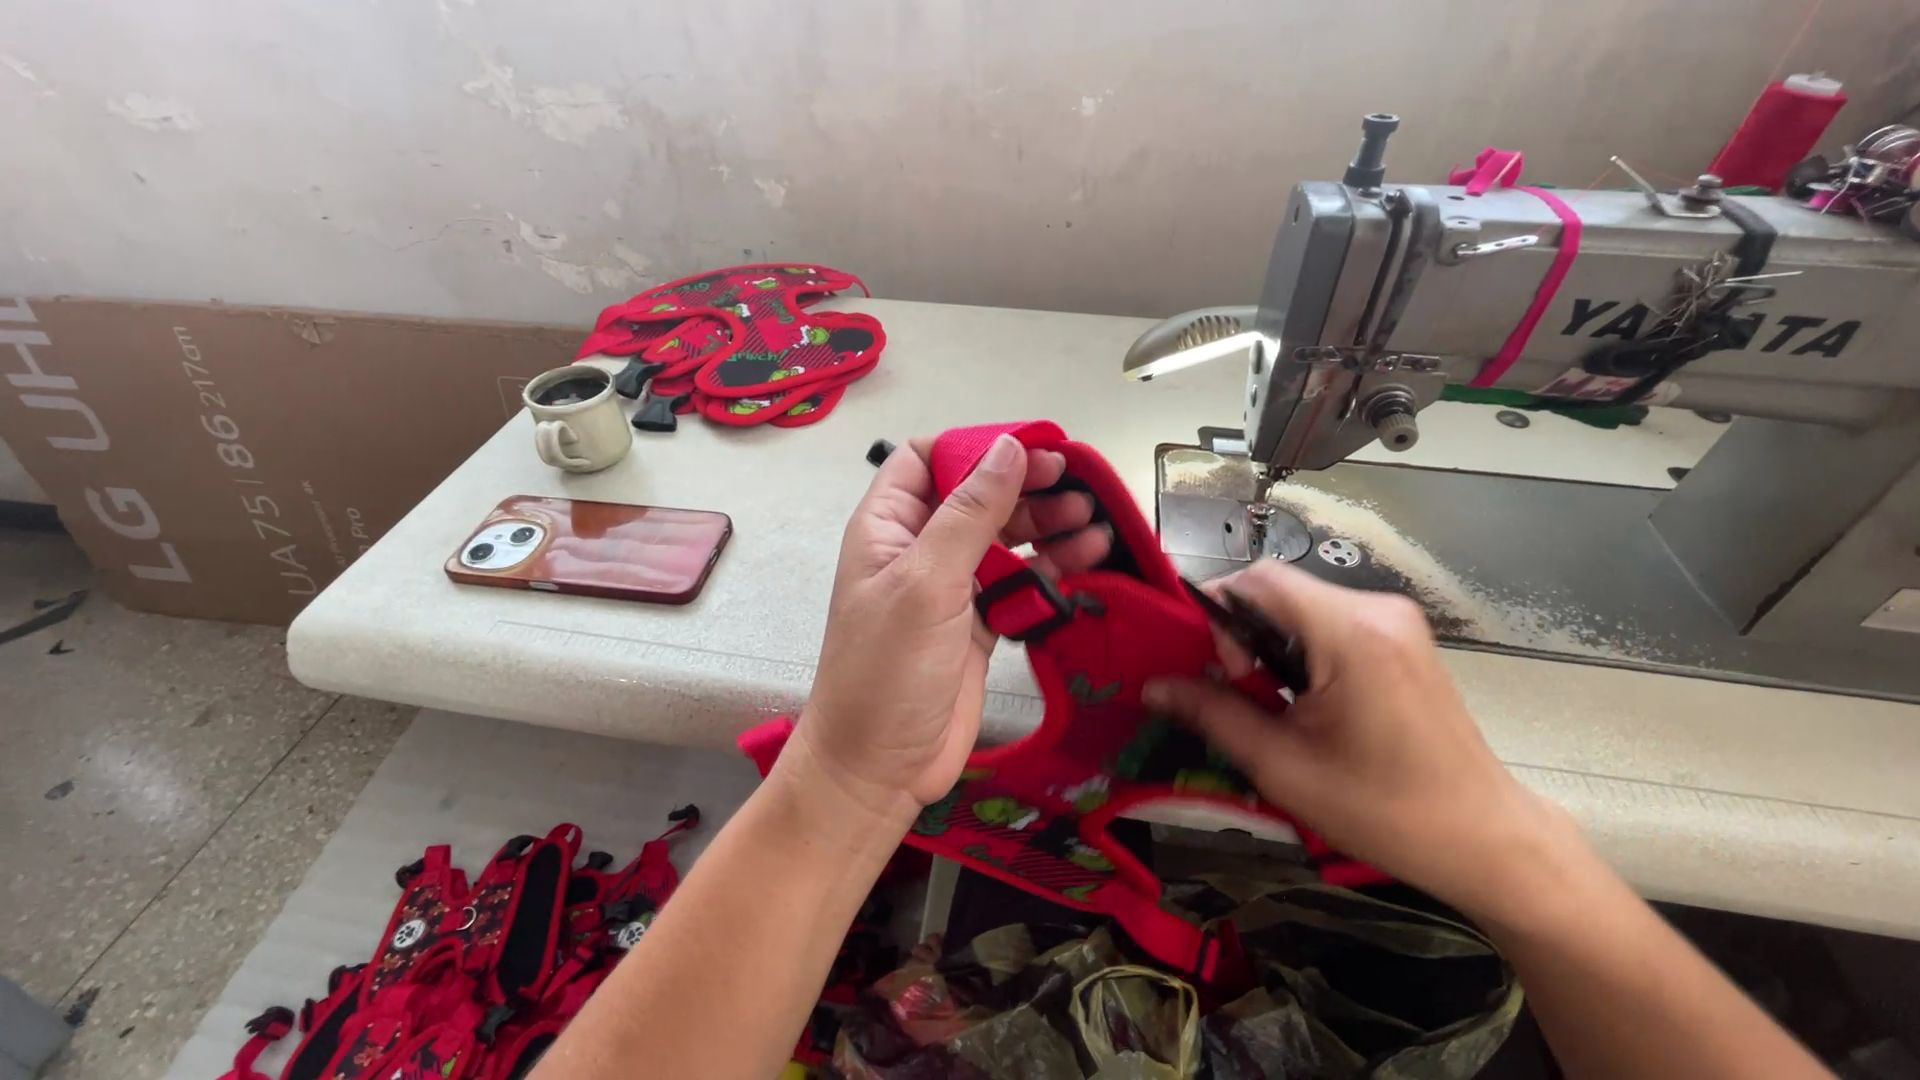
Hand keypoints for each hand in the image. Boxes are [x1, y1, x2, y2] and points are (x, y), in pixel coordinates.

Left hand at [793, 433, 1113, 824]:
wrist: (879, 768)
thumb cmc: (887, 672)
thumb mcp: (927, 583)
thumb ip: (970, 513)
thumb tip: (1008, 446)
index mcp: (887, 527)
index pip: (926, 459)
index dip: (973, 448)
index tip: (1028, 450)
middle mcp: (918, 549)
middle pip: (974, 496)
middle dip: (1022, 486)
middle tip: (1073, 484)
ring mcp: (950, 588)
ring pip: (1002, 537)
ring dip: (1045, 525)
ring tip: (1090, 521)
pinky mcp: (978, 623)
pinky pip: (1018, 582)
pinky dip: (1050, 568)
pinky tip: (1086, 559)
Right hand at [1144, 560, 1568, 919]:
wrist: (1484, 838)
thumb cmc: (1382, 809)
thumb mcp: (1281, 766)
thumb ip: (1212, 713)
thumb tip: (1151, 686)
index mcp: (1351, 633)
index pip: (1257, 580)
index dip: (1214, 610)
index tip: (1208, 667)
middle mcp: (1376, 609)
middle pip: (1276, 588)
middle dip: (1237, 631)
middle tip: (1231, 688)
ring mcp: (1395, 620)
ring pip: (1298, 604)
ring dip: (1265, 640)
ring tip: (1262, 699)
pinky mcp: (1400, 637)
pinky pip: (1326, 620)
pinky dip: (1295, 646)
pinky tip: (1298, 696)